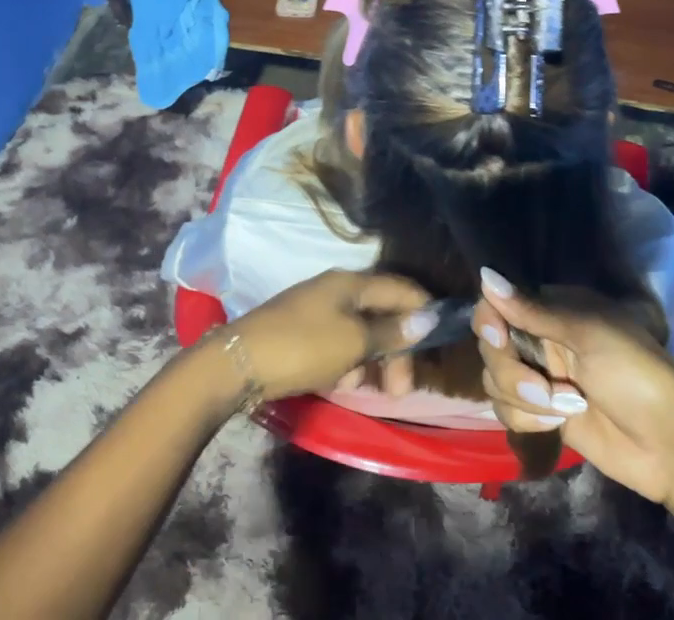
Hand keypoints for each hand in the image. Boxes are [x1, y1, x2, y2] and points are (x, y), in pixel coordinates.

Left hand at [223, 270, 435, 399]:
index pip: (402, 289)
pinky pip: (339, 346)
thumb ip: (391, 331)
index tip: (438, 347)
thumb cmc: (302, 347)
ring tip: (366, 390)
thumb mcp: (353, 342)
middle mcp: (337, 290)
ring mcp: (317, 311)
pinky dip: (347, 364)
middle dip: (397, 351)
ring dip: (372, 362)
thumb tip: (427, 319)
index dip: (424, 313)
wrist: (236, 365)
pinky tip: (341, 386)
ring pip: (361, 334)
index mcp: (352, 282)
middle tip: (400, 390)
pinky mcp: (302, 334)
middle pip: (382, 315)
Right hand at [472, 268, 673, 506]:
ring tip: (564, 409)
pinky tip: (558, 425)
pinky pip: (505, 410)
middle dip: (513, 372)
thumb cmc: (635, 375)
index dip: (490, 322)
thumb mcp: (587, 335)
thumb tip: (485, 274)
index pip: (498, 304)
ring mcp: (540, 377)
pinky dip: (527, 420)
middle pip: (490, 346)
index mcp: (556, 309)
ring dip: (524, 400)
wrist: (668, 444)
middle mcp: (542, 338)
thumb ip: (532, 310)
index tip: (499, 339)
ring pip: (494, 380)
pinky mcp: (540, 413)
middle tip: (547, 390)